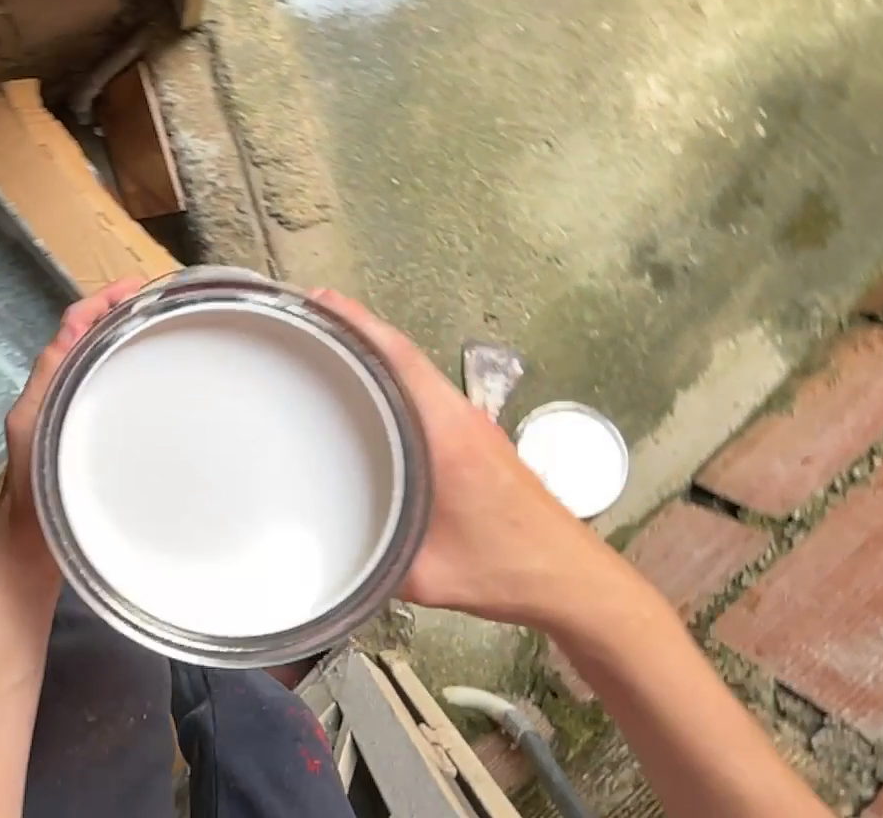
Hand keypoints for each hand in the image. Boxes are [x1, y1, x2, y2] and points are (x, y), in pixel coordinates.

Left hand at [0, 278, 143, 563]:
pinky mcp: (98, 437)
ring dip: (129, 342)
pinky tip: (160, 384)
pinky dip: (134, 377)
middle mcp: (65, 391)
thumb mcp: (34, 428)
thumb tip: (73, 326)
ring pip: (105, 365)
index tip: (138, 288)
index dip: (101, 302)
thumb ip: (49, 379)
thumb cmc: (33, 490)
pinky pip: (116, 395)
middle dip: (123, 315)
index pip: (75, 327)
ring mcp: (81, 414)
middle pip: (93, 340)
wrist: (35, 545)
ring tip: (167, 333)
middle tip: (164, 306)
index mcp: (49, 383)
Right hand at [310, 289, 632, 629]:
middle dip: (355, 327)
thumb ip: (372, 553)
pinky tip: (371, 383)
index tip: (321, 302)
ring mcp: (473, 421)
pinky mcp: (476, 433)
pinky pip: (426, 386)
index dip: (357, 325)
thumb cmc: (508, 570)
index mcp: (446, 438)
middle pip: (403, 353)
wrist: (572, 579)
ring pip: (416, 367)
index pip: (399, 361)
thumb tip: (325, 544)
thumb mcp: (425, 573)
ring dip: (376, 347)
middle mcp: (461, 417)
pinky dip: (394, 371)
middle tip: (310, 314)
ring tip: (330, 341)